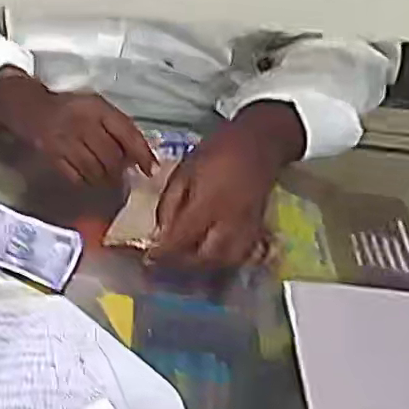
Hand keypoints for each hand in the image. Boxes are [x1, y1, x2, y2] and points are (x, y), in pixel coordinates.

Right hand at [0, 70, 155, 185]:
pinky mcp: (53, 156)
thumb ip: (117, 126)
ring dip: (104, 179)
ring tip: (106, 178)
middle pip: (111, 157)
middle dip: (119, 170)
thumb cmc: (69, 109)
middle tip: (121, 175)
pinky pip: (76, 176)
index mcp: (97, 108)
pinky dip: (86, 181)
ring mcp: (66, 142)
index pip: (127, 133)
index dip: (141, 153)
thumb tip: (137, 156)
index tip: (150, 169)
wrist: (30, 109)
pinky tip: (88, 178)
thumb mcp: (95, 107)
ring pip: (95, 170)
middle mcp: (82, 124)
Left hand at [151, 100, 304, 268]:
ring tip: (186, 259)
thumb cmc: (216, 153)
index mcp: (208, 203)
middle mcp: (230, 221)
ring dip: (203, 266)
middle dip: (182, 263)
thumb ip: (169, 205)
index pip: (182, 238)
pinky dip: (223, 262)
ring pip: (225, 262)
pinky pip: (241, 256)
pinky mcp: (258, 230)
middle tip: (166, 259)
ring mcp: (248, 228)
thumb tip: (159, 233)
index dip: (163, 253)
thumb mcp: (182, 172)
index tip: (148, 258)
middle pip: (204, 257)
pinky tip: (209, 256)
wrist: (259, 143)